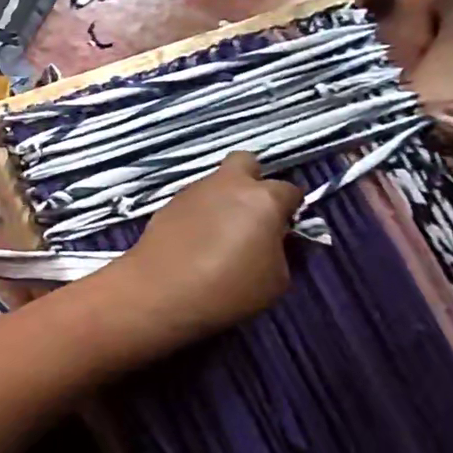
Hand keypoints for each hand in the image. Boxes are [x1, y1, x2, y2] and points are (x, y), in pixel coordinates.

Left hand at [123, 152, 300, 334]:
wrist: (162, 289)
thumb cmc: (230, 287)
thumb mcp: (276, 279)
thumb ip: (283, 249)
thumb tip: (276, 236)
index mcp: (262, 198)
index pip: (289, 190)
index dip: (291, 208)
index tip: (286, 229)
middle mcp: (227, 184)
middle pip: (246, 162)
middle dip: (254, 180)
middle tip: (253, 213)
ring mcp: (194, 190)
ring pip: (216, 181)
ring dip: (223, 198)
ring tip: (220, 235)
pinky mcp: (168, 203)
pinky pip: (193, 200)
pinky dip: (200, 213)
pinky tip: (195, 240)